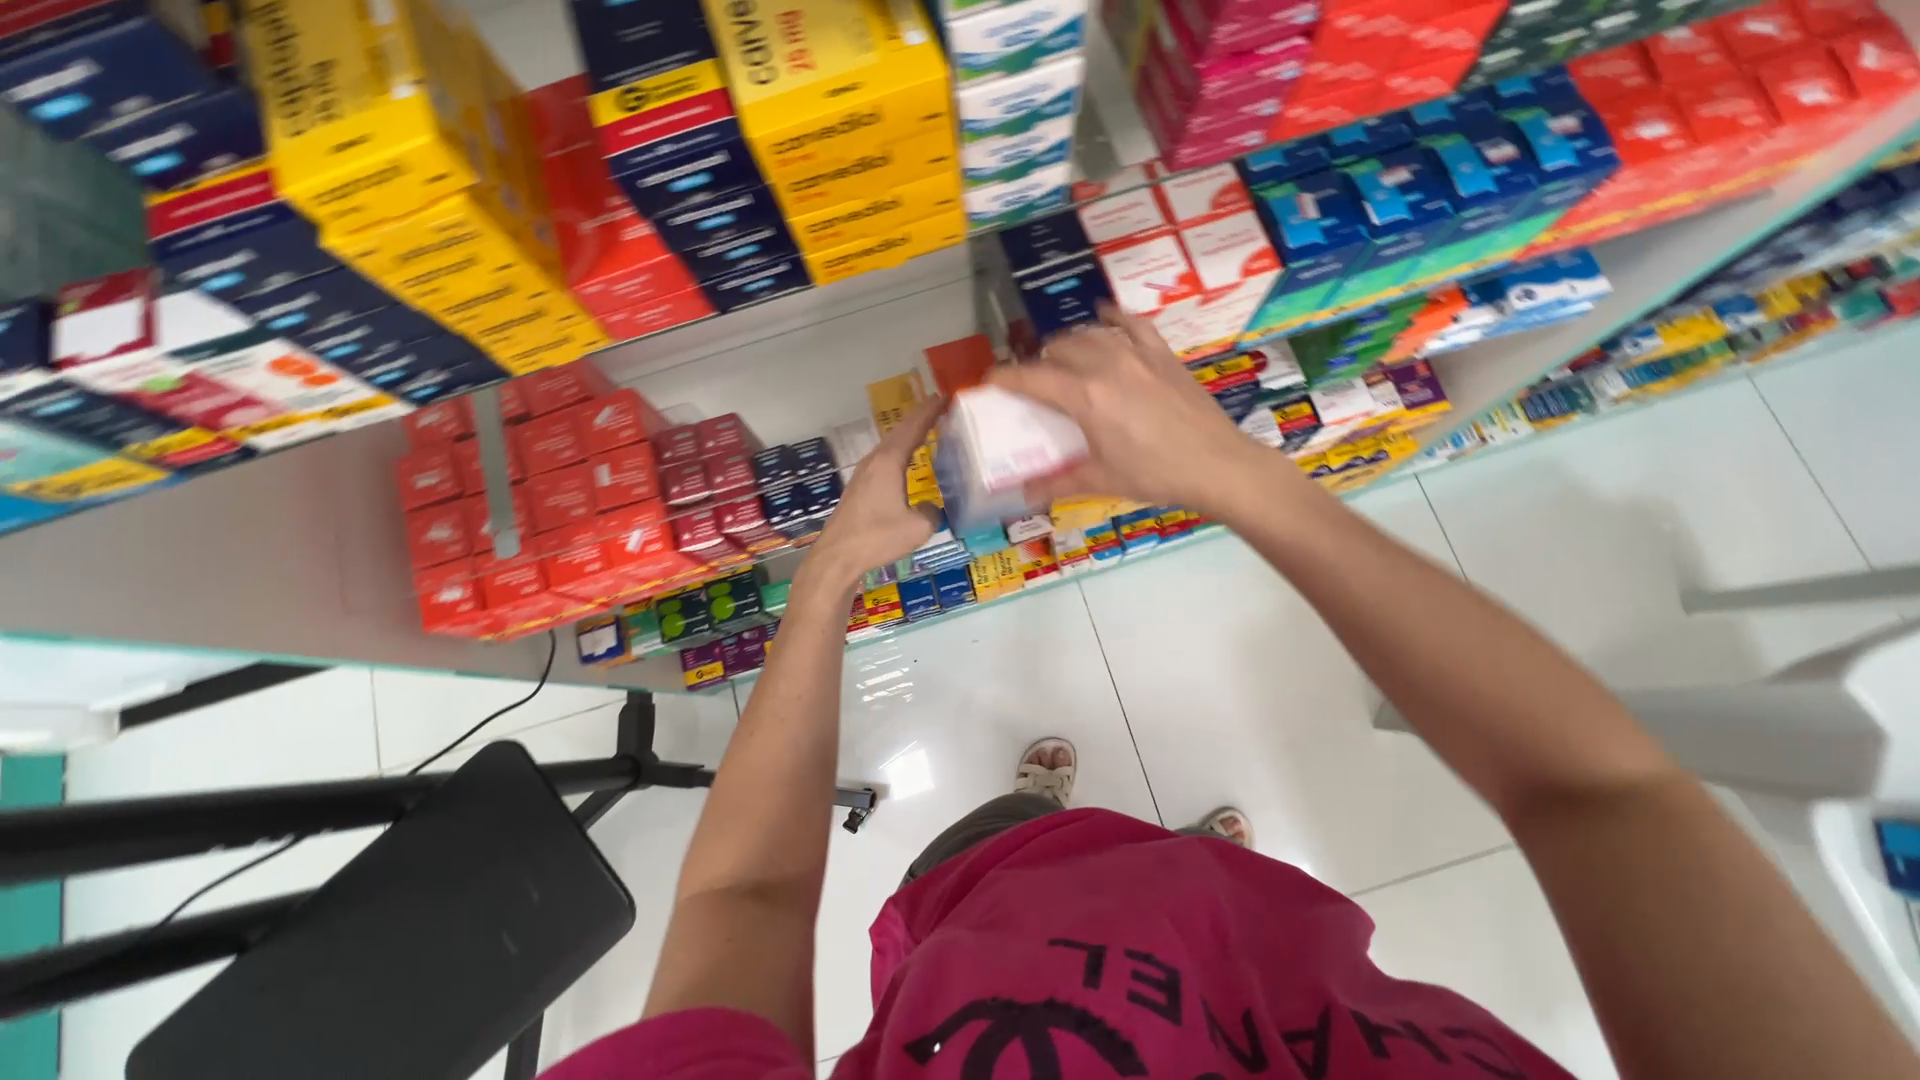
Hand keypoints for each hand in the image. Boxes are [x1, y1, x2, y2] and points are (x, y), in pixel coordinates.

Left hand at [809, 395, 945, 586]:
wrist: (837, 557)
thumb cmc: (877, 538)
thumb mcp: (918, 528)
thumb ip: (932, 512)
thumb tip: (931, 509)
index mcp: (889, 462)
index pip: (913, 428)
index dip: (929, 412)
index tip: (943, 397)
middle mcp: (874, 462)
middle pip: (899, 433)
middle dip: (919, 420)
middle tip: (939, 410)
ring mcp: (863, 476)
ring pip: (889, 448)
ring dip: (907, 438)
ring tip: (926, 433)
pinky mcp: (859, 491)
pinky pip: (884, 463)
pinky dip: (899, 456)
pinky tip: (905, 466)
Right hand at [988, 305, 1287, 514]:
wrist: (1217, 465)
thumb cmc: (1155, 475)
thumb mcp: (1101, 480)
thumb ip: (1057, 482)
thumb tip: (1023, 493)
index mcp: (1084, 396)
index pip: (1030, 378)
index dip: (1004, 378)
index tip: (989, 382)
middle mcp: (1105, 365)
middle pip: (1057, 350)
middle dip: (1037, 362)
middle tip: (1032, 383)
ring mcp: (1136, 355)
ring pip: (1089, 333)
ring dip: (1068, 343)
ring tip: (1062, 359)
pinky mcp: (1162, 354)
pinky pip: (1132, 323)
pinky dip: (1113, 317)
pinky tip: (1104, 314)